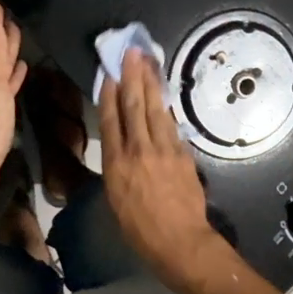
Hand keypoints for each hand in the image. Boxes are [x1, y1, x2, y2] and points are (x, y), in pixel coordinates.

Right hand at [99, 49, 227, 291]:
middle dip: (131, 77)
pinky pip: (171, 123)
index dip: (110, 95)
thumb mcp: (117, 200)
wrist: (180, 241)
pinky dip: (165, 105)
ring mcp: (163, 149)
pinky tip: (163, 92)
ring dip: (150, 82)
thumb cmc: (141, 230)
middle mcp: (138, 150)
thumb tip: (122, 147)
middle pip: (134, 106)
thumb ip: (118, 169)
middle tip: (131, 52)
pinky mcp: (182, 152)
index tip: (110, 74)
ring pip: (155, 108)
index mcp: (116, 165)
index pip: (111, 121)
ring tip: (147, 61)